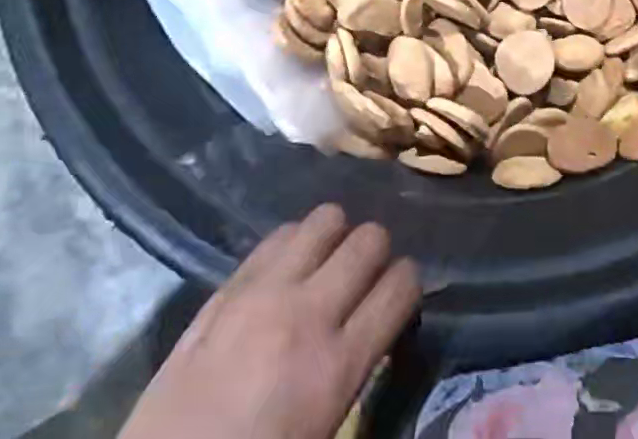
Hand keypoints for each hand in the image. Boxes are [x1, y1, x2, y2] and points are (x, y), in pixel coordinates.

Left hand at [120, 204, 420, 438]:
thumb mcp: (326, 428)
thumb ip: (357, 367)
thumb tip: (378, 324)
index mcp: (338, 365)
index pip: (400, 287)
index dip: (409, 282)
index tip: (401, 292)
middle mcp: (307, 313)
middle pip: (370, 240)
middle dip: (378, 252)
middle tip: (367, 276)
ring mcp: (264, 291)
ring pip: (326, 219)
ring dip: (338, 236)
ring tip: (329, 261)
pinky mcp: (228, 285)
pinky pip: (278, 234)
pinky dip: (295, 241)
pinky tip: (290, 266)